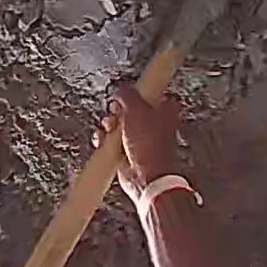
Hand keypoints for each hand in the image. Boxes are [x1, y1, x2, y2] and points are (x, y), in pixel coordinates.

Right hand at [96, 82, 183, 199]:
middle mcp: (153, 125)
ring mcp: (139, 140)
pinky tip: (103, 139)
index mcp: (163, 111)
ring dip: (109, 125)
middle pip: (129, 109)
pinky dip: (104, 140)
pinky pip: (111, 142)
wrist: (145, 176)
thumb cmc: (149, 144)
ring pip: (118, 125)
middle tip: (115, 112)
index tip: (126, 93)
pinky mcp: (126, 153)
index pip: (150, 95)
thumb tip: (120, 90)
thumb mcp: (137, 108)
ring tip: (109, 127)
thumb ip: (127, 95)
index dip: (136, 93)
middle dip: (117, 110)